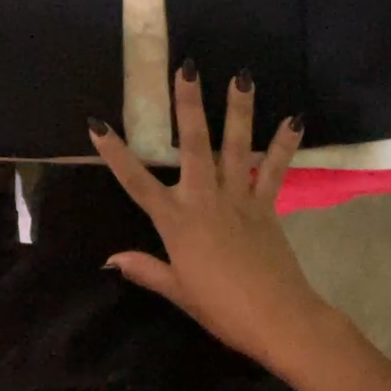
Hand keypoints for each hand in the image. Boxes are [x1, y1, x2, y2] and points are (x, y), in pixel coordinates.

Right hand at [89, 64, 334, 371]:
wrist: (279, 321)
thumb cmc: (221, 308)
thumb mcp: (178, 291)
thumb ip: (145, 269)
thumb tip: (109, 259)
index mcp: (175, 221)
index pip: (136, 181)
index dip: (115, 153)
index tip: (97, 123)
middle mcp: (204, 199)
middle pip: (194, 145)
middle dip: (188, 105)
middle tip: (187, 69)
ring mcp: (238, 198)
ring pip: (235, 146)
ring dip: (238, 110)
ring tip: (241, 76)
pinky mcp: (266, 205)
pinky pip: (274, 170)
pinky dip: (283, 145)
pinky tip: (294, 119)